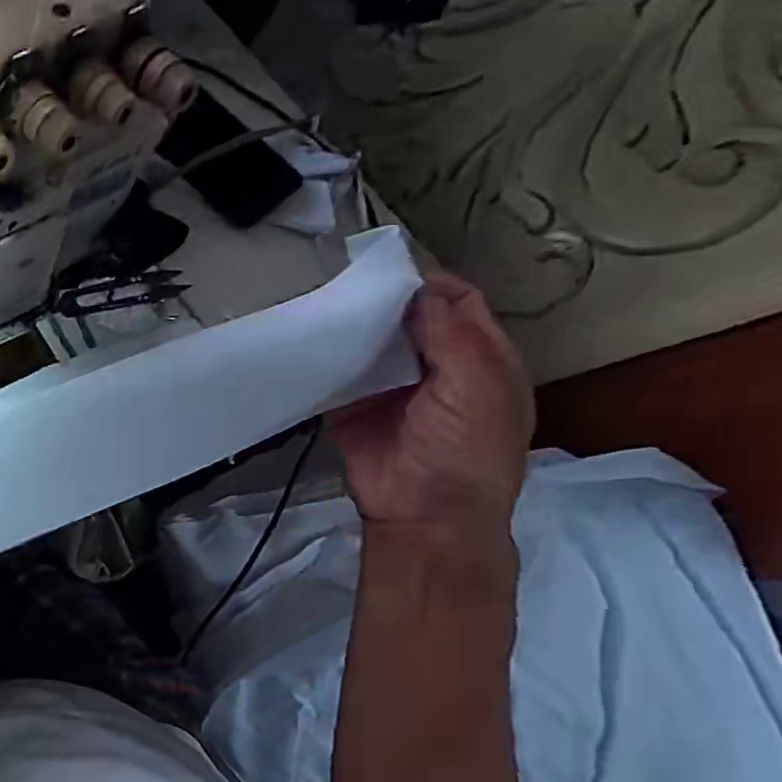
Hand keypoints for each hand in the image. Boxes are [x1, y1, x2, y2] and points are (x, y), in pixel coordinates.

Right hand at [329, 272, 533, 526]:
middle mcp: (433, 364)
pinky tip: (302, 340)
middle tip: (340, 280)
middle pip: (407, 318)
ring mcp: (387, 385)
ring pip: (368, 341)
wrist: (420, 513)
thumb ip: (455, 340)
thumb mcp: (477, 392)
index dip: (428, 283)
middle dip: (379, 300)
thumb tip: (421, 291)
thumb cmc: (466, 453)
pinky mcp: (349, 404)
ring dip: (347, 325)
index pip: (456, 303)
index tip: (386, 268)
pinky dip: (321, 356)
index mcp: (479, 357)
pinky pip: (334, 372)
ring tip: (315, 303)